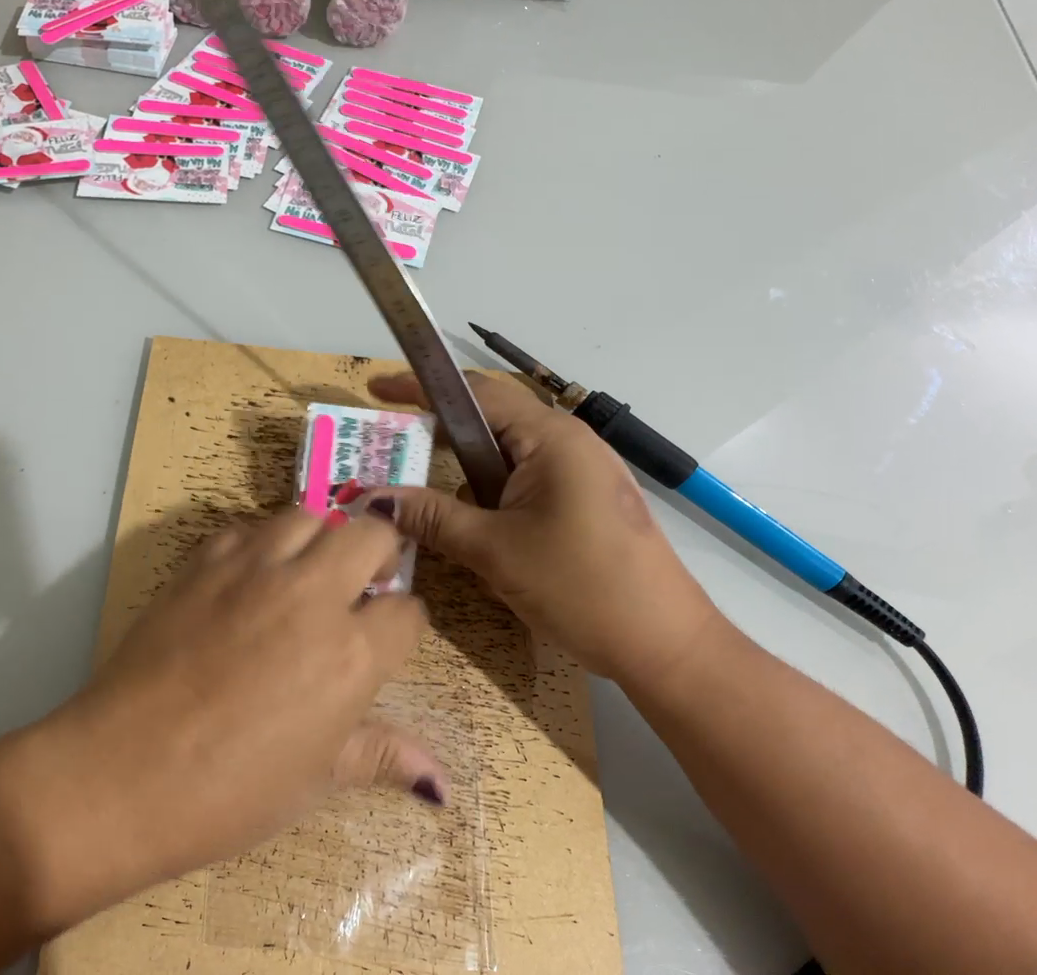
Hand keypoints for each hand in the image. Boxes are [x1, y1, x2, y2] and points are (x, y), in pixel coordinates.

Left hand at [52, 508, 441, 883]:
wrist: (121, 772)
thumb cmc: (228, 793)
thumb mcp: (314, 779)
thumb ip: (379, 756)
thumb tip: (441, 783)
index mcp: (350, 656)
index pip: (407, 611)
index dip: (402, 625)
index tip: (387, 640)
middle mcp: (309, 595)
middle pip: (369, 535)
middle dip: (377, 556)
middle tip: (356, 589)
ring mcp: (251, 570)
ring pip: (306, 517)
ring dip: (316, 540)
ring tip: (302, 576)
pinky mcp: (200, 561)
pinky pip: (245, 528)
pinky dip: (258, 544)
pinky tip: (246, 581)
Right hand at [368, 370, 726, 685]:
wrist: (666, 647)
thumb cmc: (582, 588)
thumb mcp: (494, 551)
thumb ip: (430, 517)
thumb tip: (369, 499)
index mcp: (552, 439)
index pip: (475, 393)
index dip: (421, 388)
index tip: (376, 391)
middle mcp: (568, 445)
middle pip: (488, 423)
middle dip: (436, 436)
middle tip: (387, 451)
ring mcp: (579, 475)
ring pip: (502, 459)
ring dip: (461, 476)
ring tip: (416, 501)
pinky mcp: (582, 505)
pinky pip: (521, 486)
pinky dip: (487, 499)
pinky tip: (465, 532)